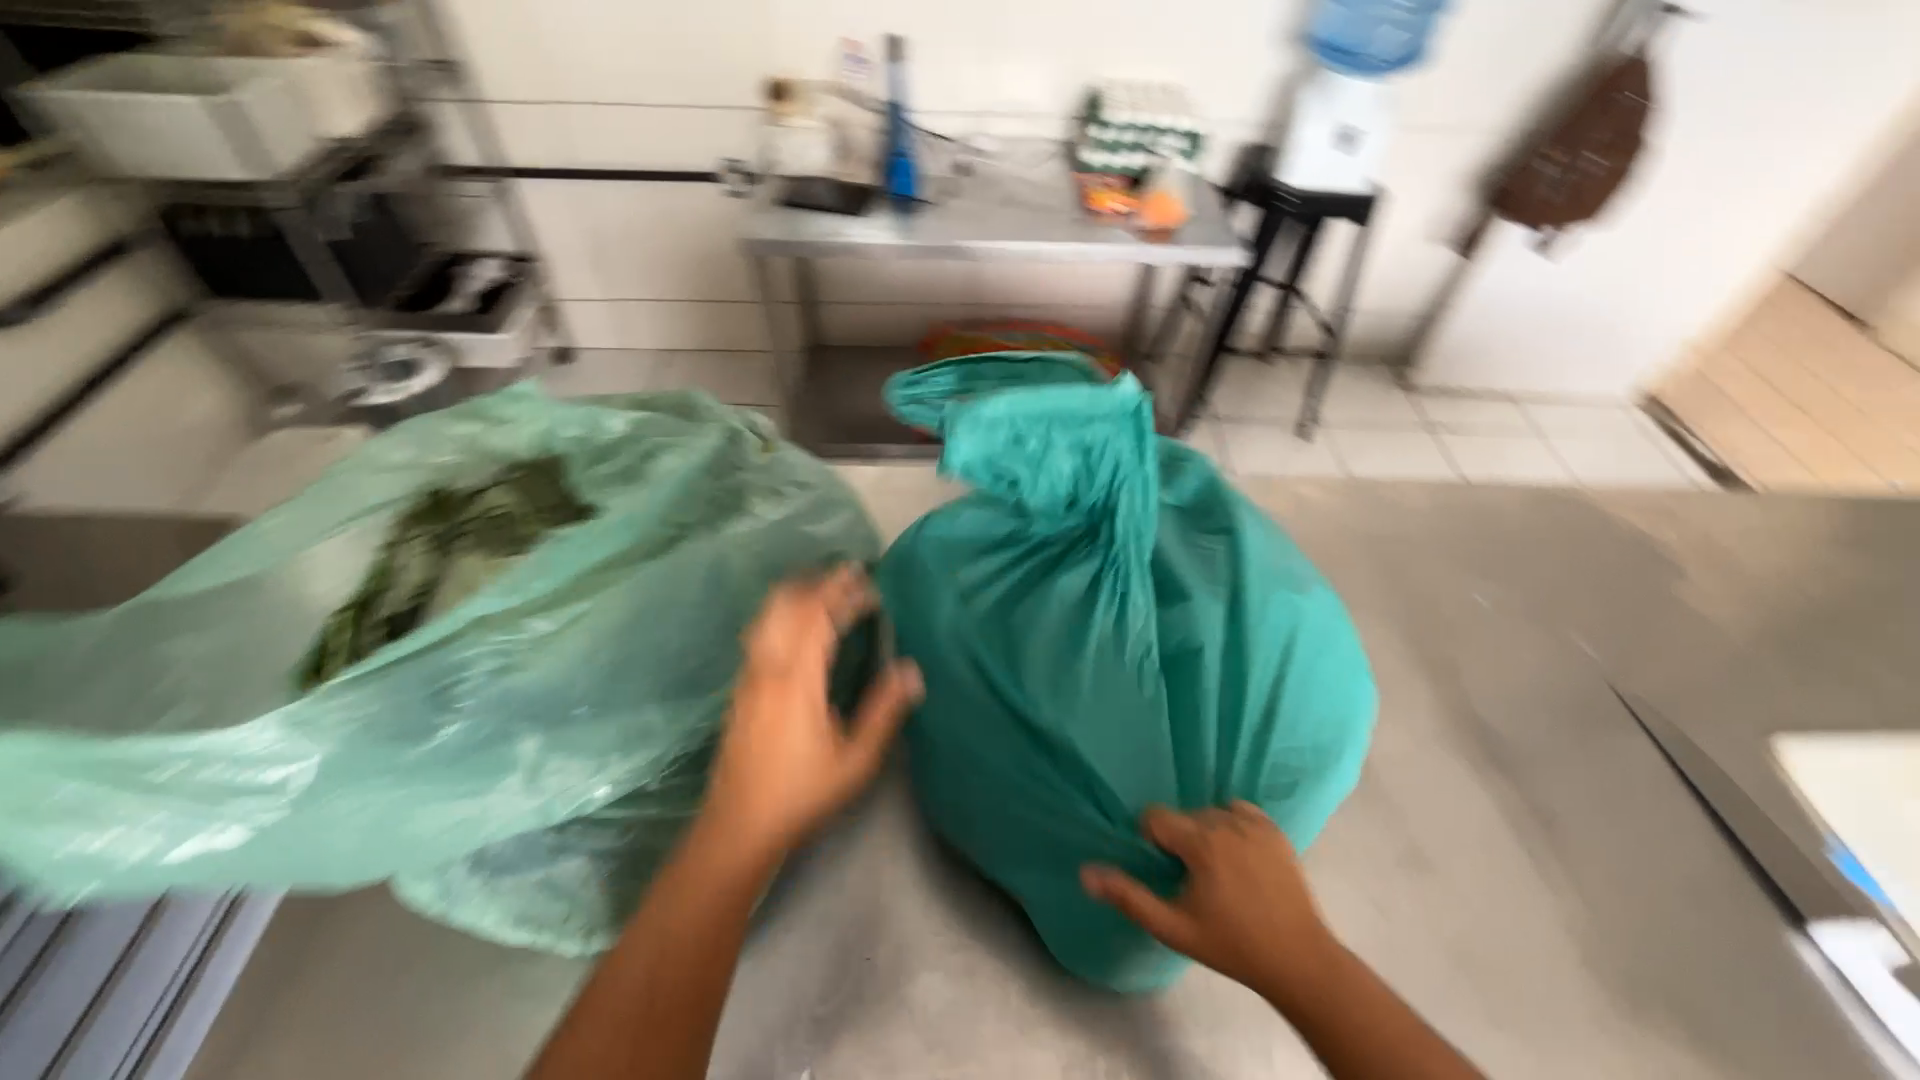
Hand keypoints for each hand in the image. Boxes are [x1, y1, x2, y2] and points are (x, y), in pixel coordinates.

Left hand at [699, 565, 922, 865]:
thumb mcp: (855, 759)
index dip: (840, 590)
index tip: (863, 577)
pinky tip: (797, 631)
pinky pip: (759, 635)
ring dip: (796, 597)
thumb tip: (911, 671)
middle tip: (846, 577)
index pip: (817, 616)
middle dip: (816, 584)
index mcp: (796, 680)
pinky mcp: (739, 691)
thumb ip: (884, 711)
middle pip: (785, 606)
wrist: (739, 825)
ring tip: (824, 594)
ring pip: (766, 618)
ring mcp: (747, 678)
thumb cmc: (803, 794)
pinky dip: (781, 617)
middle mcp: (766, 668)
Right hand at [1082, 801, 1341, 1001]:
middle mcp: (1228, 823)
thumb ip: (1128, 896)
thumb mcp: (1172, 927)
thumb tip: (1085, 872)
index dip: (1152, 841)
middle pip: (1184, 816)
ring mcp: (1256, 825)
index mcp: (1202, 843)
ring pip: (1210, 813)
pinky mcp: (1276, 831)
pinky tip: (1235, 856)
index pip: (1156, 817)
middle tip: (1190, 879)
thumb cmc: (1230, 945)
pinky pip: (1239, 812)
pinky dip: (1231, 825)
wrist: (1298, 959)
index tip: (1165, 871)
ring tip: (1214, 871)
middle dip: (1178, 840)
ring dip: (1204, 832)